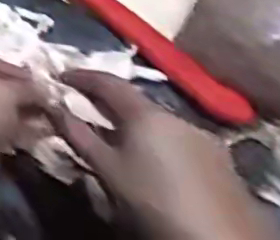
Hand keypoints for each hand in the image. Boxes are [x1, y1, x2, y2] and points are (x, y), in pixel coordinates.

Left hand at [0, 47, 44, 154]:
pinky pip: (0, 127)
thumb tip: (45, 92)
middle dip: (24, 96)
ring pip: (0, 108)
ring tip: (54, 122)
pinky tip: (44, 135)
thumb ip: (28, 89)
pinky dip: (20, 130)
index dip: (20, 73)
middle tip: (52, 106)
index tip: (46, 86)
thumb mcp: (8, 90)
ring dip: (25, 115)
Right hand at [51, 71, 273, 239]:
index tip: (59, 77)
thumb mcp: (109, 170)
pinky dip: (158, 143)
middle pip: (136, 101)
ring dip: (134, 124)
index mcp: (148, 114)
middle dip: (107, 102)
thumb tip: (53, 107)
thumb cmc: (157, 203)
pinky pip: (180, 142)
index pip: (108, 81)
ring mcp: (208, 143)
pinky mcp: (226, 169)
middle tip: (83, 106)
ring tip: (115, 137)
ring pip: (160, 123)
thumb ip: (79, 135)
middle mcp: (180, 119)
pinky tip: (152, 163)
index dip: (81, 76)